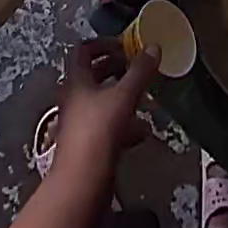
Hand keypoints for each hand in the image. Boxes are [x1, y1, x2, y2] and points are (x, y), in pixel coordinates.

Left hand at [52, 39, 159, 181]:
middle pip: (93, 74)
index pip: (83, 50)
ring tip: (143, 95)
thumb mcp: (123, 96)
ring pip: (101, 100)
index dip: (102, 43)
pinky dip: (123, 122)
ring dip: (121, 95)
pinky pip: (106, 125)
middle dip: (116, 68)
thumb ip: (139, 71)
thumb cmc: (98, 131)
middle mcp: (74, 98)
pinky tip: (141, 131)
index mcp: (76, 80)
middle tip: (137, 66)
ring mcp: (79, 123)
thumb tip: (154, 47)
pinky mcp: (88, 145)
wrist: (81, 184)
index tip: (124, 44)